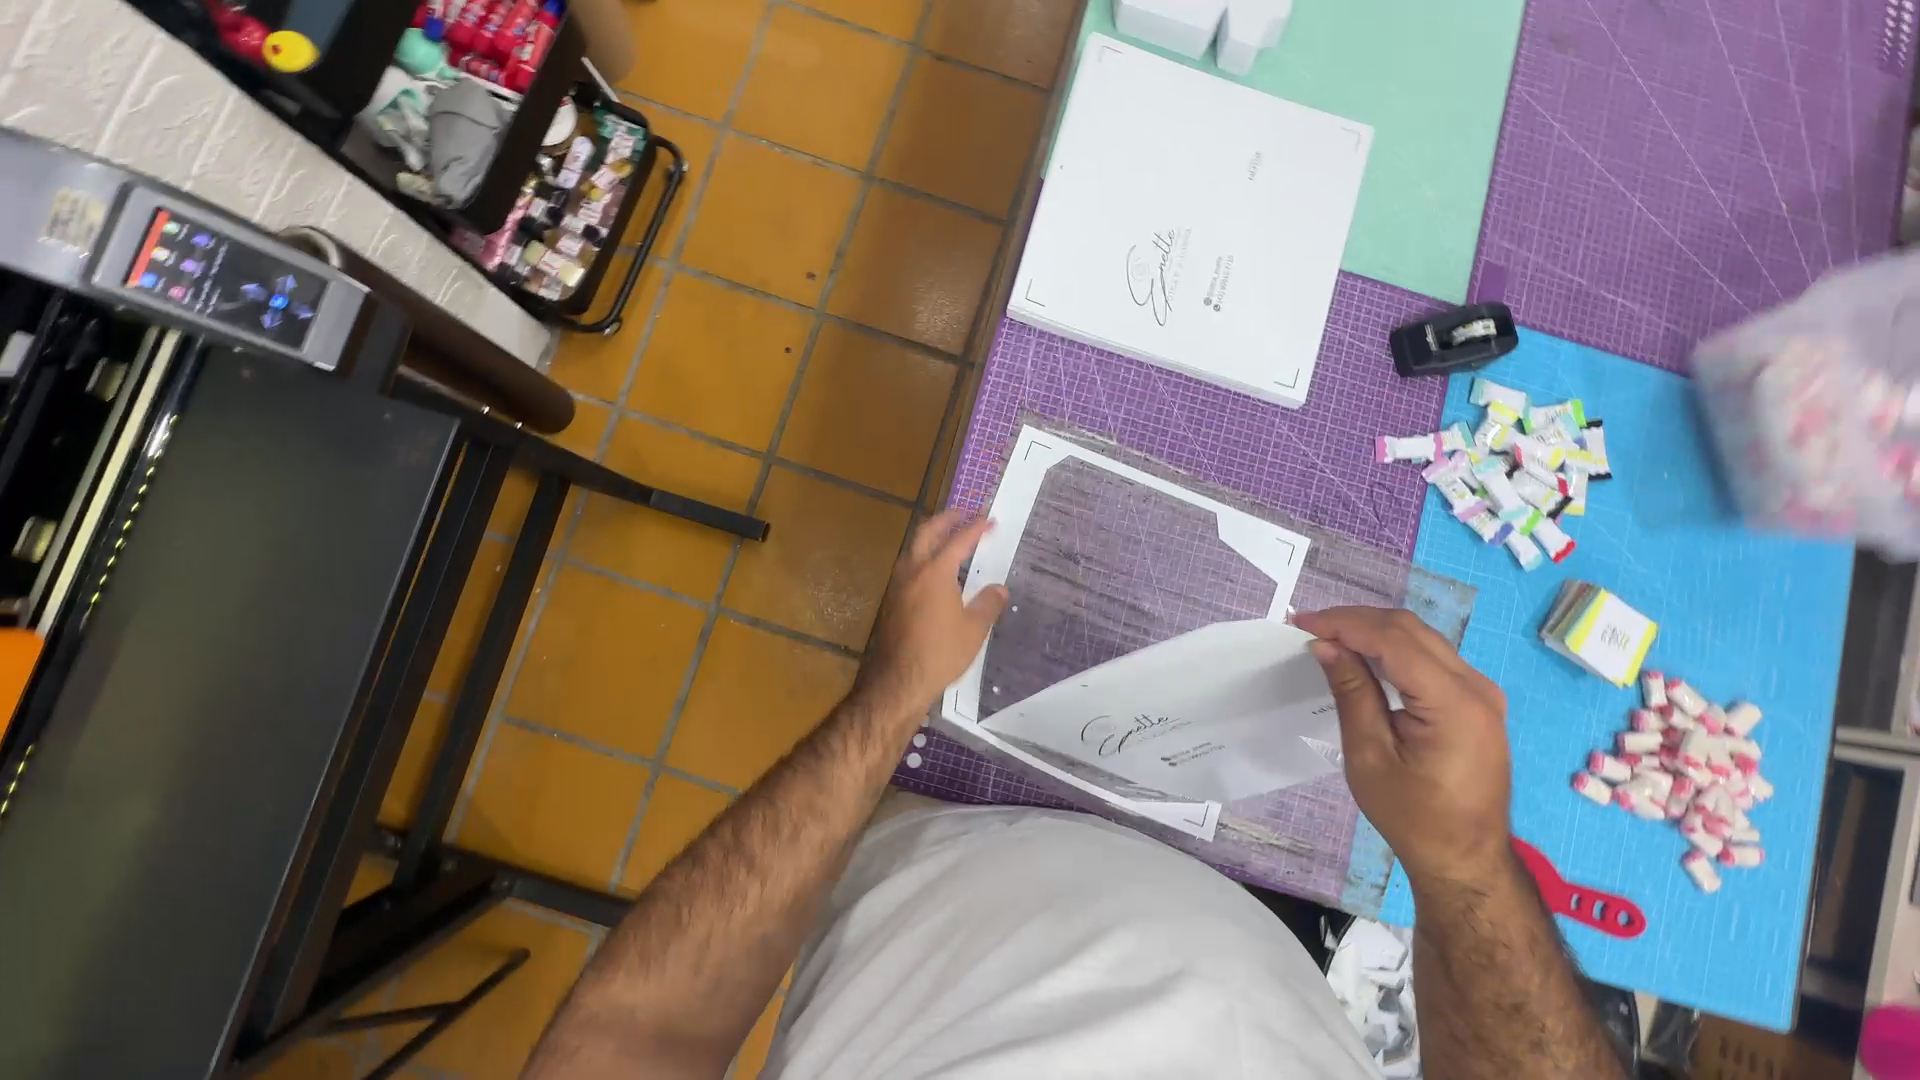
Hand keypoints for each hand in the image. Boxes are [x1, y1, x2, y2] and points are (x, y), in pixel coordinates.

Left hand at [856, 510, 1009, 717]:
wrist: (898, 681)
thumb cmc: (940, 653)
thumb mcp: (974, 629)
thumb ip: (988, 604)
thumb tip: (999, 589)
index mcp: (935, 572)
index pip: (958, 540)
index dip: (976, 528)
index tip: (990, 520)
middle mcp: (912, 571)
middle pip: (927, 533)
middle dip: (946, 519)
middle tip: (963, 514)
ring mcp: (898, 586)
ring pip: (913, 549)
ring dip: (931, 538)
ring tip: (949, 539)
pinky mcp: (892, 602)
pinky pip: (909, 568)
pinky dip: (924, 558)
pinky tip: (935, 573)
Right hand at [1291, 607, 1514, 892]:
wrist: (1465, 857)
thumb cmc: (1412, 816)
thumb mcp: (1369, 756)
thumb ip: (1352, 693)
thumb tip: (1327, 646)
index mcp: (1453, 704)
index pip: (1393, 641)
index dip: (1344, 624)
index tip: (1301, 623)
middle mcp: (1476, 688)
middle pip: (1409, 630)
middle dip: (1355, 620)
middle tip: (1309, 627)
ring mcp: (1481, 692)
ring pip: (1421, 637)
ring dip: (1373, 630)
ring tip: (1329, 636)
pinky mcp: (1476, 700)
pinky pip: (1430, 656)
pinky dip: (1392, 647)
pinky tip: (1362, 654)